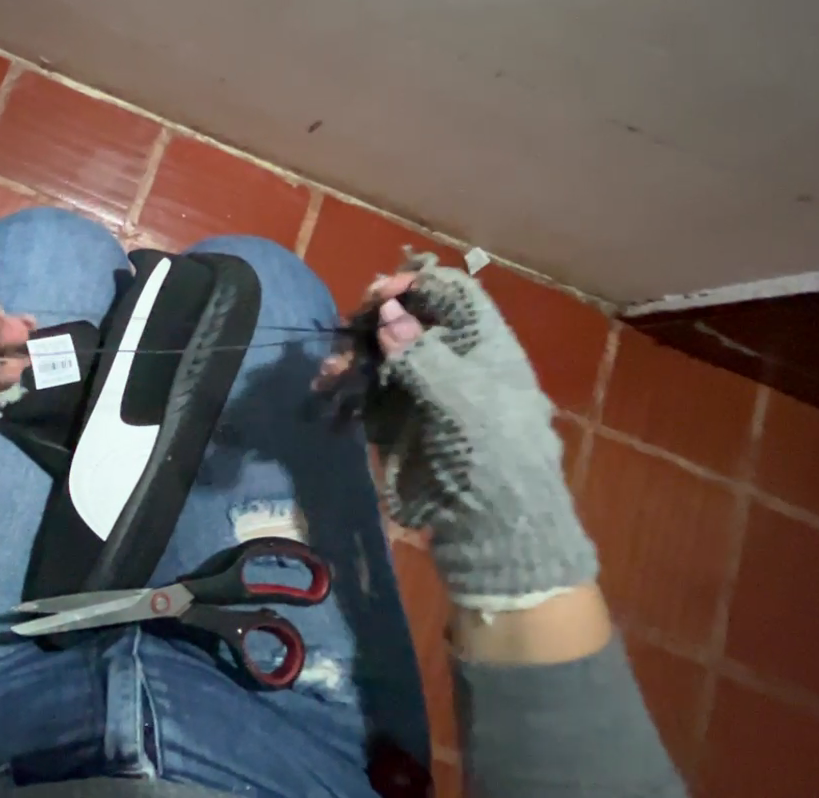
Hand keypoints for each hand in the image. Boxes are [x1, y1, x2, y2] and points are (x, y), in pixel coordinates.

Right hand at [321, 260, 597, 607]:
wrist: (487, 532)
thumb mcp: (463, 401)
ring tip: (332, 368)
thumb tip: (387, 310)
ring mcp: (420, 389)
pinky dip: (344, 380)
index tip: (380, 292)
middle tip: (349, 324)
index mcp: (484, 348)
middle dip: (375, 317)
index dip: (418, 285)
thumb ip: (421, 353)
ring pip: (380, 350)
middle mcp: (451, 361)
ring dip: (353, 350)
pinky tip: (327, 384)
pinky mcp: (394, 417)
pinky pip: (364, 385)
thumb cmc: (491, 459)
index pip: (452, 295)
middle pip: (410, 318)